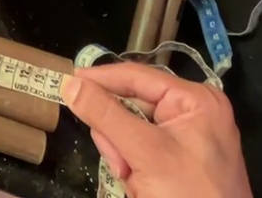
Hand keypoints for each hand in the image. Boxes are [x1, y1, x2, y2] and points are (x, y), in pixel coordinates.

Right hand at [60, 64, 250, 197]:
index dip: (100, 78)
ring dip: (123, 155)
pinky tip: (141, 186)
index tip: (66, 80)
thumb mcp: (146, 154)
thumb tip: (69, 84)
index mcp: (195, 100)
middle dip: (118, 135)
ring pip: (130, 128)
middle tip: (120, 163)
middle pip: (131, 104)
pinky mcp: (178, 162)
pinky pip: (139, 150)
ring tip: (134, 179)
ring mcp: (186, 138)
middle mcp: (192, 112)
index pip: (136, 76)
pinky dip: (132, 167)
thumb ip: (105, 115)